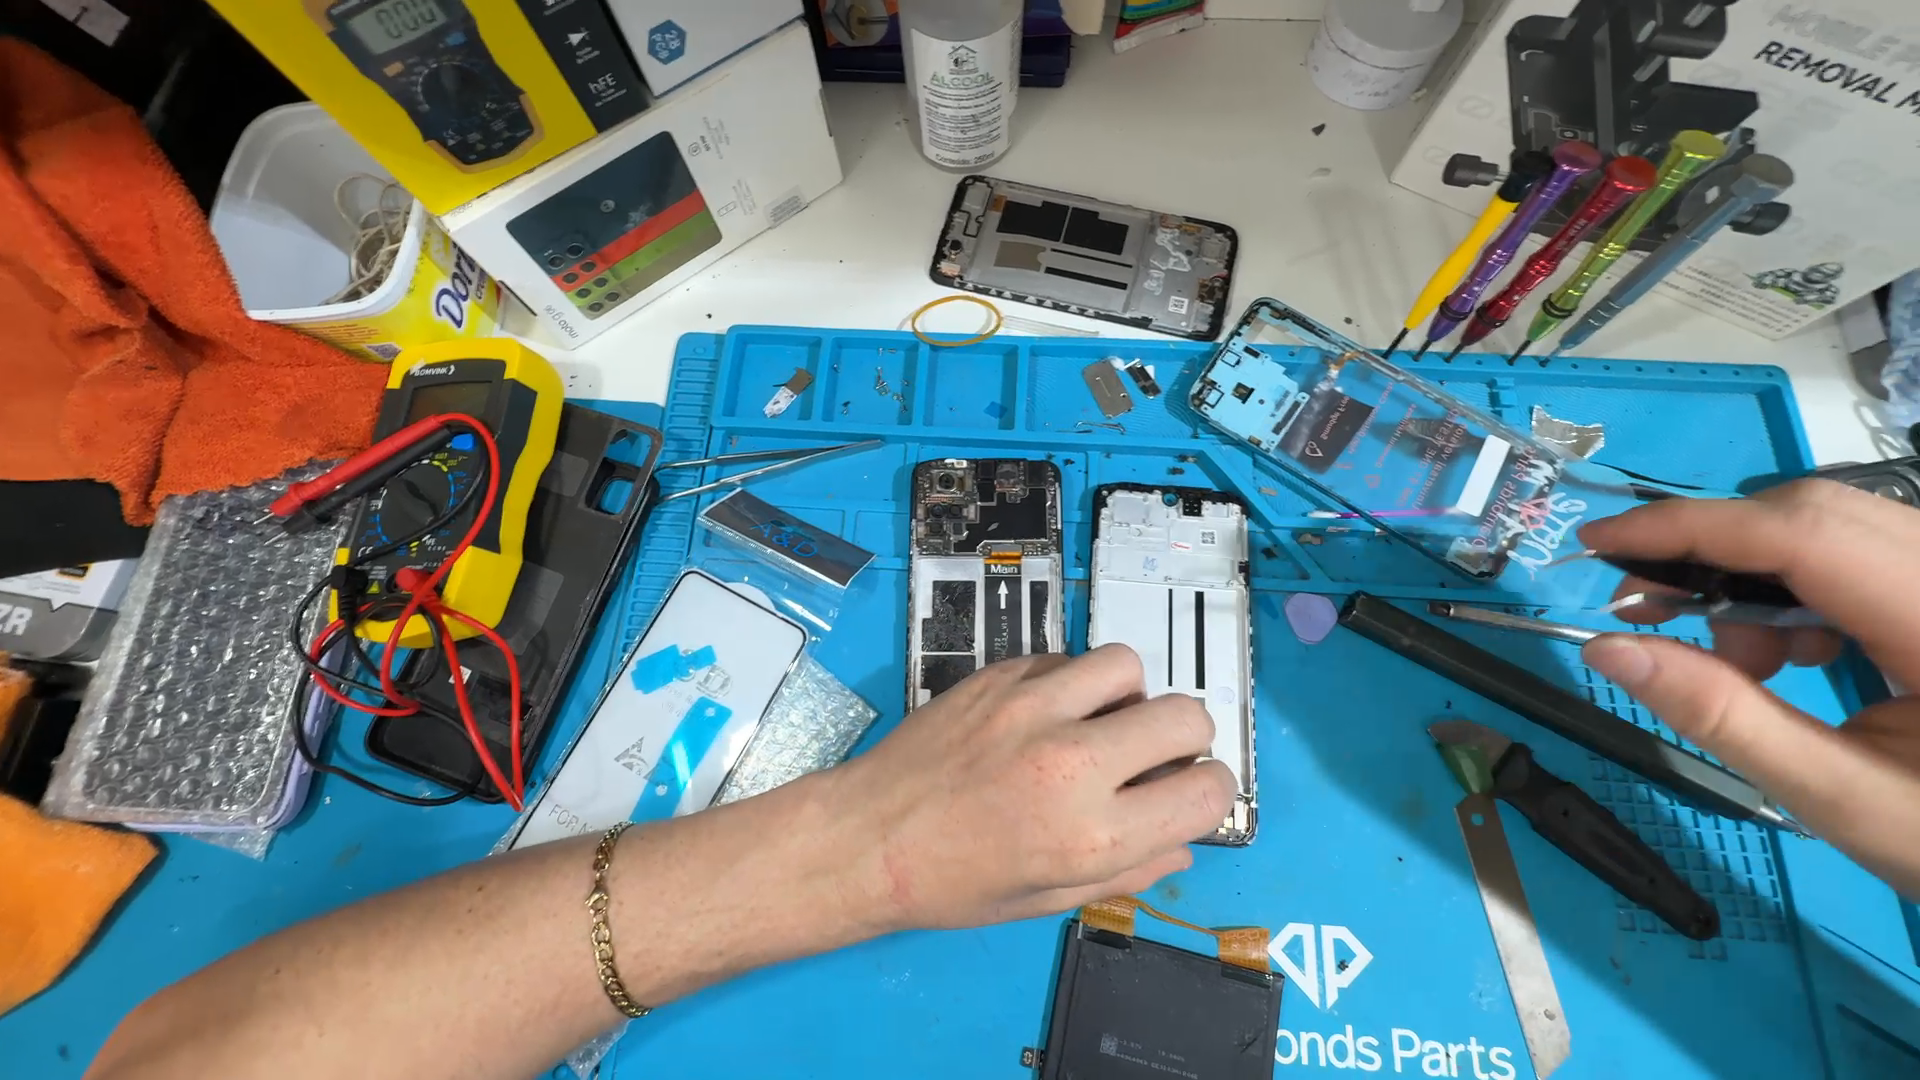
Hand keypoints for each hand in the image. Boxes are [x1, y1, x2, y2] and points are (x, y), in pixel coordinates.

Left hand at [824, 644, 1236, 929]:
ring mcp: (1032, 707)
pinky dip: (1072, 681)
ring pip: (1128, 664)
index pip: (1207, 791)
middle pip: (1186, 714)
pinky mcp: (999, 675)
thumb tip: (1182, 840)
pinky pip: (1066, 658)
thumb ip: (1128, 871)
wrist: (870, 835)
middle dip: (1185, 737)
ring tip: (1098, 720)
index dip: (1210, 790)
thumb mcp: (1049, 900)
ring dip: (1128, 694)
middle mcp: (1072, 761)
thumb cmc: (955, 882)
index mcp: (1093, 835)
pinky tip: (1046, 710)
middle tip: (1151, 753)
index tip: (1187, 790)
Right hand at [1577, 479, 1919, 897]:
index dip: (1688, 527)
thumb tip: (1604, 648)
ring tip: (1736, 656)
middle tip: (1644, 609)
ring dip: (1746, 575)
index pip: (1803, 536)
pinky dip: (1790, 588)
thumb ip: (1721, 715)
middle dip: (1707, 550)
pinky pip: (1857, 554)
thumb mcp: (1842, 797)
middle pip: (1815, 515)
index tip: (1595, 543)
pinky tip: (1790, 649)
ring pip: (1832, 528)